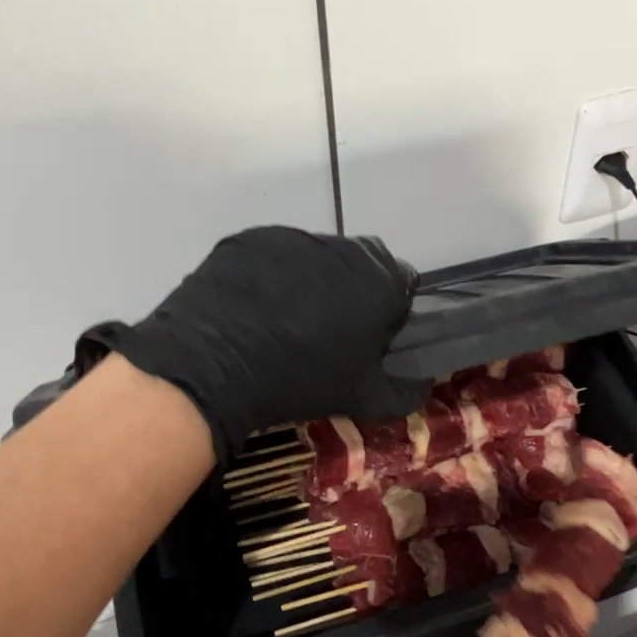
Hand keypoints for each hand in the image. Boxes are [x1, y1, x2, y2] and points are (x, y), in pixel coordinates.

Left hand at [14, 227, 427, 460]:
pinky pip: (273, 255)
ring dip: (312, 281)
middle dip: (352, 290)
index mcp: (379, 281)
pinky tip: (254, 310)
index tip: (369, 336)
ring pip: (316, 257)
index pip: (403, 282)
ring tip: (285, 322)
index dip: (390, 310)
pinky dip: (271, 276)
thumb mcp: (362, 398)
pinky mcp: (251, 238)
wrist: (215, 365)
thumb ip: (403, 391)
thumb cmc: (302, 380)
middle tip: (329, 331)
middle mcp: (343, 248)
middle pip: (360, 263)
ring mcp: (293, 237)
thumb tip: (421, 387)